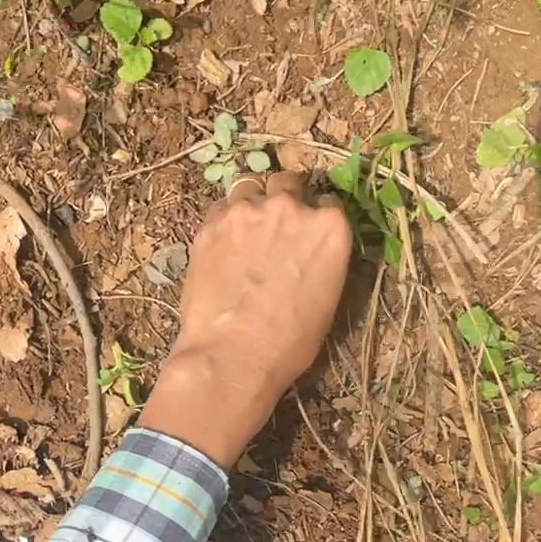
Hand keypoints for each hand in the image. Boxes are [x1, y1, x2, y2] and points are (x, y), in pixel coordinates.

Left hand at [137, 171, 351, 466]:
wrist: (232, 356)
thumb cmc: (288, 345)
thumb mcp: (325, 305)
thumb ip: (322, 264)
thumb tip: (310, 259)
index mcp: (330, 227)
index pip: (329, 205)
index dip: (316, 222)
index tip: (307, 239)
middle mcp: (291, 207)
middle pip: (288, 185)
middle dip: (284, 203)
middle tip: (273, 235)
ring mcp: (247, 211)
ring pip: (250, 189)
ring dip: (250, 206)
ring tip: (243, 237)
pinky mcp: (210, 224)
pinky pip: (219, 210)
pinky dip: (222, 223)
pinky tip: (220, 249)